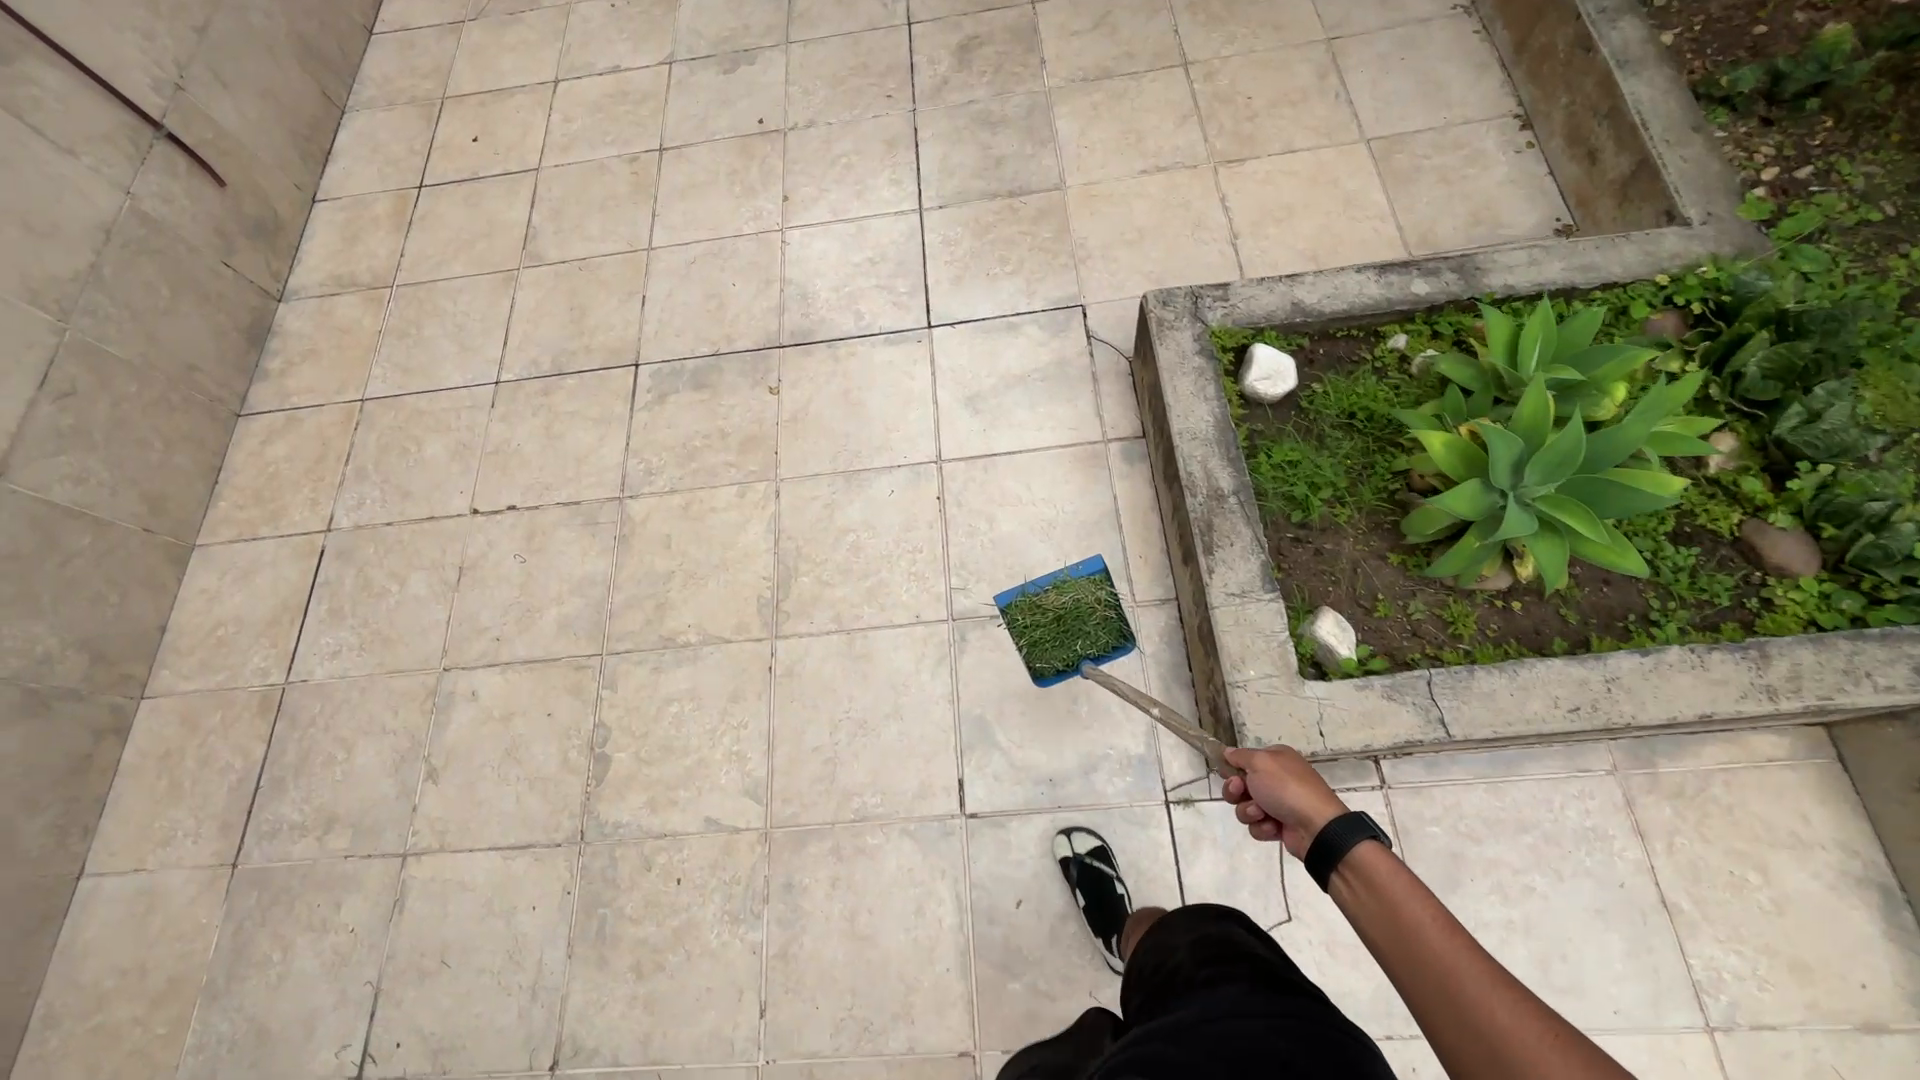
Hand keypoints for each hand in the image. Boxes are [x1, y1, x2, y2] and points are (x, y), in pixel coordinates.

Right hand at [1222, 745, 1350, 860]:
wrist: (1316, 827)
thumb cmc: (1286, 788)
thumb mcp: (1260, 762)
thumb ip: (1240, 755)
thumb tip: (1227, 751)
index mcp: (1275, 759)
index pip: (1244, 760)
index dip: (1233, 768)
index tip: (1227, 774)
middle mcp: (1276, 779)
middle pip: (1240, 785)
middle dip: (1235, 791)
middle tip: (1240, 792)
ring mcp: (1278, 804)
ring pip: (1245, 807)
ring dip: (1249, 811)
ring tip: (1262, 814)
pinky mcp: (1279, 826)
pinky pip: (1257, 826)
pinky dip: (1262, 827)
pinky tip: (1274, 827)